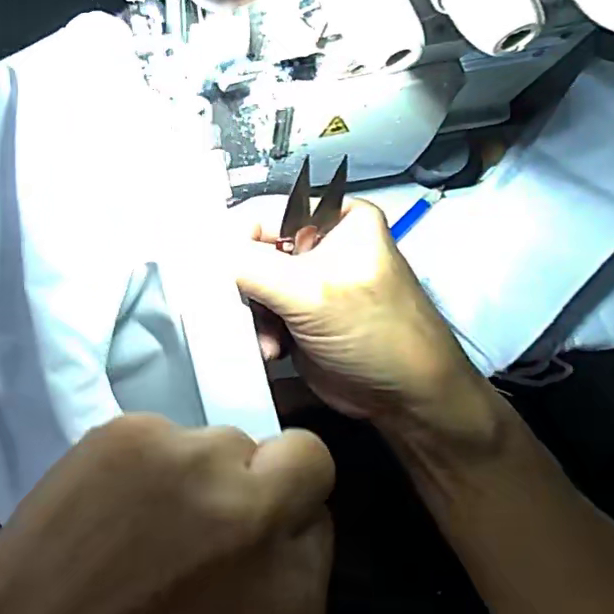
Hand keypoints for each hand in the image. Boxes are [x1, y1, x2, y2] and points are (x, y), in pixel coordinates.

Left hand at [0, 415, 334, 613]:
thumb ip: (281, 599)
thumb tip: (283, 544)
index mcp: (294, 595)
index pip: (321, 518)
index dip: (286, 523)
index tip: (254, 533)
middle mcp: (254, 516)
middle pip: (303, 456)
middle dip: (276, 474)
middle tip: (223, 502)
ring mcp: (191, 463)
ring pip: (220, 440)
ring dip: (199, 471)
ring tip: (146, 513)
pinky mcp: (133, 434)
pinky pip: (161, 433)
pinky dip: (144, 461)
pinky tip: (107, 503)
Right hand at [230, 196, 506, 449]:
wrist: (409, 400)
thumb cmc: (377, 335)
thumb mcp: (311, 292)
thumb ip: (252, 266)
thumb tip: (204, 251)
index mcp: (333, 217)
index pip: (263, 213)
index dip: (234, 241)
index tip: (213, 272)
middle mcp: (318, 241)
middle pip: (252, 249)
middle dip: (245, 284)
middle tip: (244, 310)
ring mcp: (307, 279)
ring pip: (250, 282)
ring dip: (252, 313)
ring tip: (266, 338)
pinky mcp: (299, 312)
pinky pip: (259, 309)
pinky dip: (259, 329)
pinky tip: (273, 348)